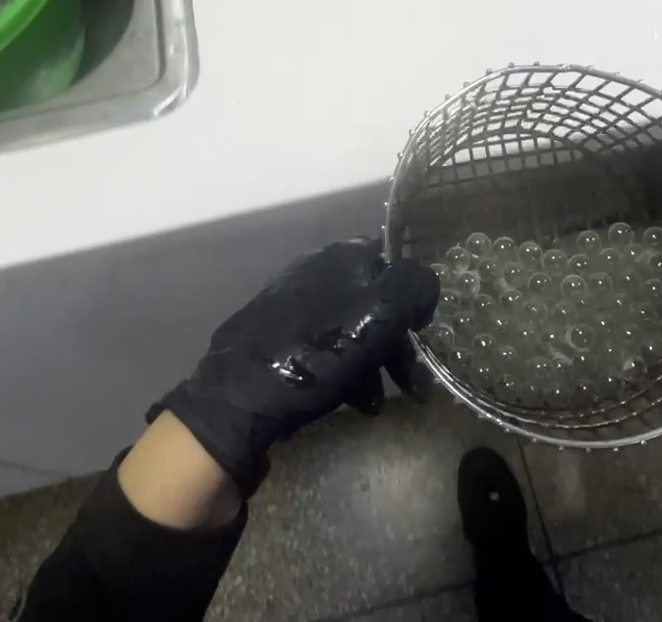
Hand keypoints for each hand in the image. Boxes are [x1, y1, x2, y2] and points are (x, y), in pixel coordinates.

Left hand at [150, 238, 438, 496]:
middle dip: (398, 343)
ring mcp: (294, 303)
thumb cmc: (312, 356)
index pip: (393, 260)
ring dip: (376, 363)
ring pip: (353, 327)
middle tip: (414, 386)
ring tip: (380, 403)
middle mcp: (317, 271)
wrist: (234, 403)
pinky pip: (327, 347)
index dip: (414, 294)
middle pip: (375, 300)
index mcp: (341, 258)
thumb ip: (412, 288)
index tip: (424, 331)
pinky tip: (354, 403)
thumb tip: (428, 281)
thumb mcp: (375, 317)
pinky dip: (347, 371)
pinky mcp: (277, 336)